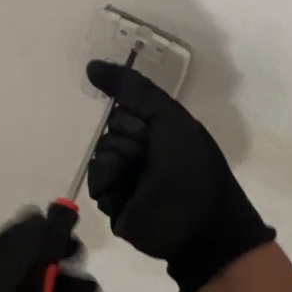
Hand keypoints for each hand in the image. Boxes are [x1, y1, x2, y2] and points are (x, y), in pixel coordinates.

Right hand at [85, 60, 275, 291]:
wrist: (200, 225)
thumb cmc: (192, 168)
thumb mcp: (170, 119)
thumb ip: (135, 91)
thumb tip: (90, 67)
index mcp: (157, 125)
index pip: (124, 104)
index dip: (133, 116)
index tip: (146, 128)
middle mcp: (140, 145)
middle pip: (109, 128)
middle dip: (127, 140)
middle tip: (149, 156)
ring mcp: (126, 173)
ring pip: (100, 153)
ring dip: (118, 164)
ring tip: (140, 179)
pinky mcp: (114, 200)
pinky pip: (96, 181)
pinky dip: (109, 184)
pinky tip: (127, 194)